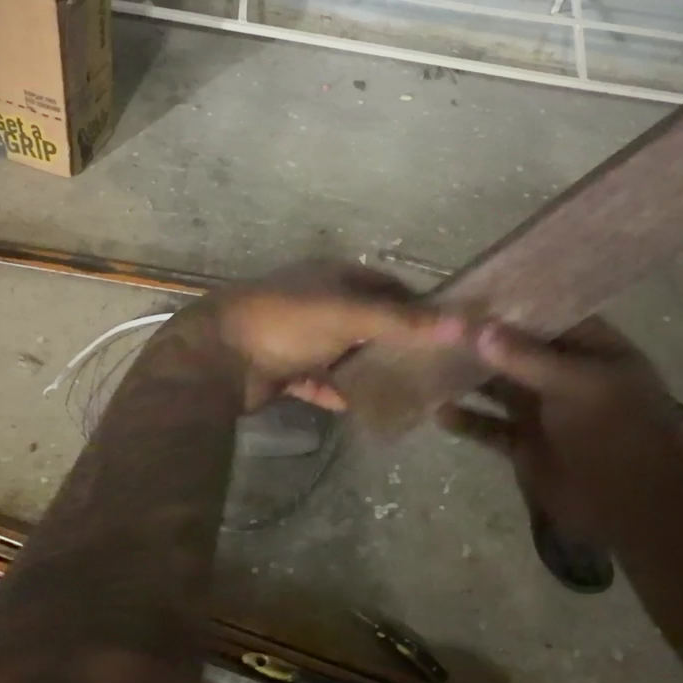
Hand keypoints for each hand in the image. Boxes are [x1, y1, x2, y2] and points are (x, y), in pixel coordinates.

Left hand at [210, 261, 463, 410]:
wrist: (217, 357)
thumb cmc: (286, 323)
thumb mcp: (349, 316)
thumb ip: (403, 322)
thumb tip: (465, 324)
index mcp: (330, 277)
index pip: (385, 284)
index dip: (416, 303)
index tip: (445, 328)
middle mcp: (314, 301)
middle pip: (363, 319)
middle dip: (392, 339)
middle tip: (429, 365)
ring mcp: (295, 336)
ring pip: (339, 351)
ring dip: (363, 367)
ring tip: (401, 388)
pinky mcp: (280, 369)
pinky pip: (315, 380)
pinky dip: (333, 390)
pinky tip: (355, 405)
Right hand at [437, 319, 682, 538]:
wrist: (636, 507)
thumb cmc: (617, 432)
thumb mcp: (576, 384)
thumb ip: (525, 356)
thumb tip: (478, 328)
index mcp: (592, 350)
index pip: (546, 316)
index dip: (509, 305)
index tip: (465, 293)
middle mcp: (565, 376)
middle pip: (515, 350)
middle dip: (479, 340)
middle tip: (432, 325)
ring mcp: (544, 413)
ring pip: (498, 388)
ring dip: (467, 378)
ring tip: (426, 363)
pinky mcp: (525, 446)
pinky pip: (490, 428)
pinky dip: (467, 420)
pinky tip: (438, 411)